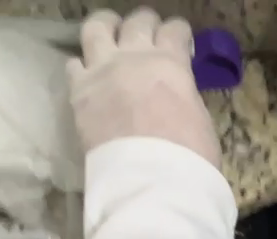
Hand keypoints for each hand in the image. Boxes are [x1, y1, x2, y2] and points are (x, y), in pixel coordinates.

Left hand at [68, 8, 219, 167]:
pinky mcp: (80, 91)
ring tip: (110, 27)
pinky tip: (87, 69)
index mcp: (170, 65)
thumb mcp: (202, 123)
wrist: (153, 180)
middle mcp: (133, 57)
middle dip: (146, 21)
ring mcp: (102, 70)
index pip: (174, 33)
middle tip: (150, 26)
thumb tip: (177, 95)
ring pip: (96, 28)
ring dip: (106, 24)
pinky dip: (83, 64)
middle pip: (137, 23)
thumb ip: (185, 99)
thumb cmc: (190, 158)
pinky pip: (74, 64)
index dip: (179, 31)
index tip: (181, 35)